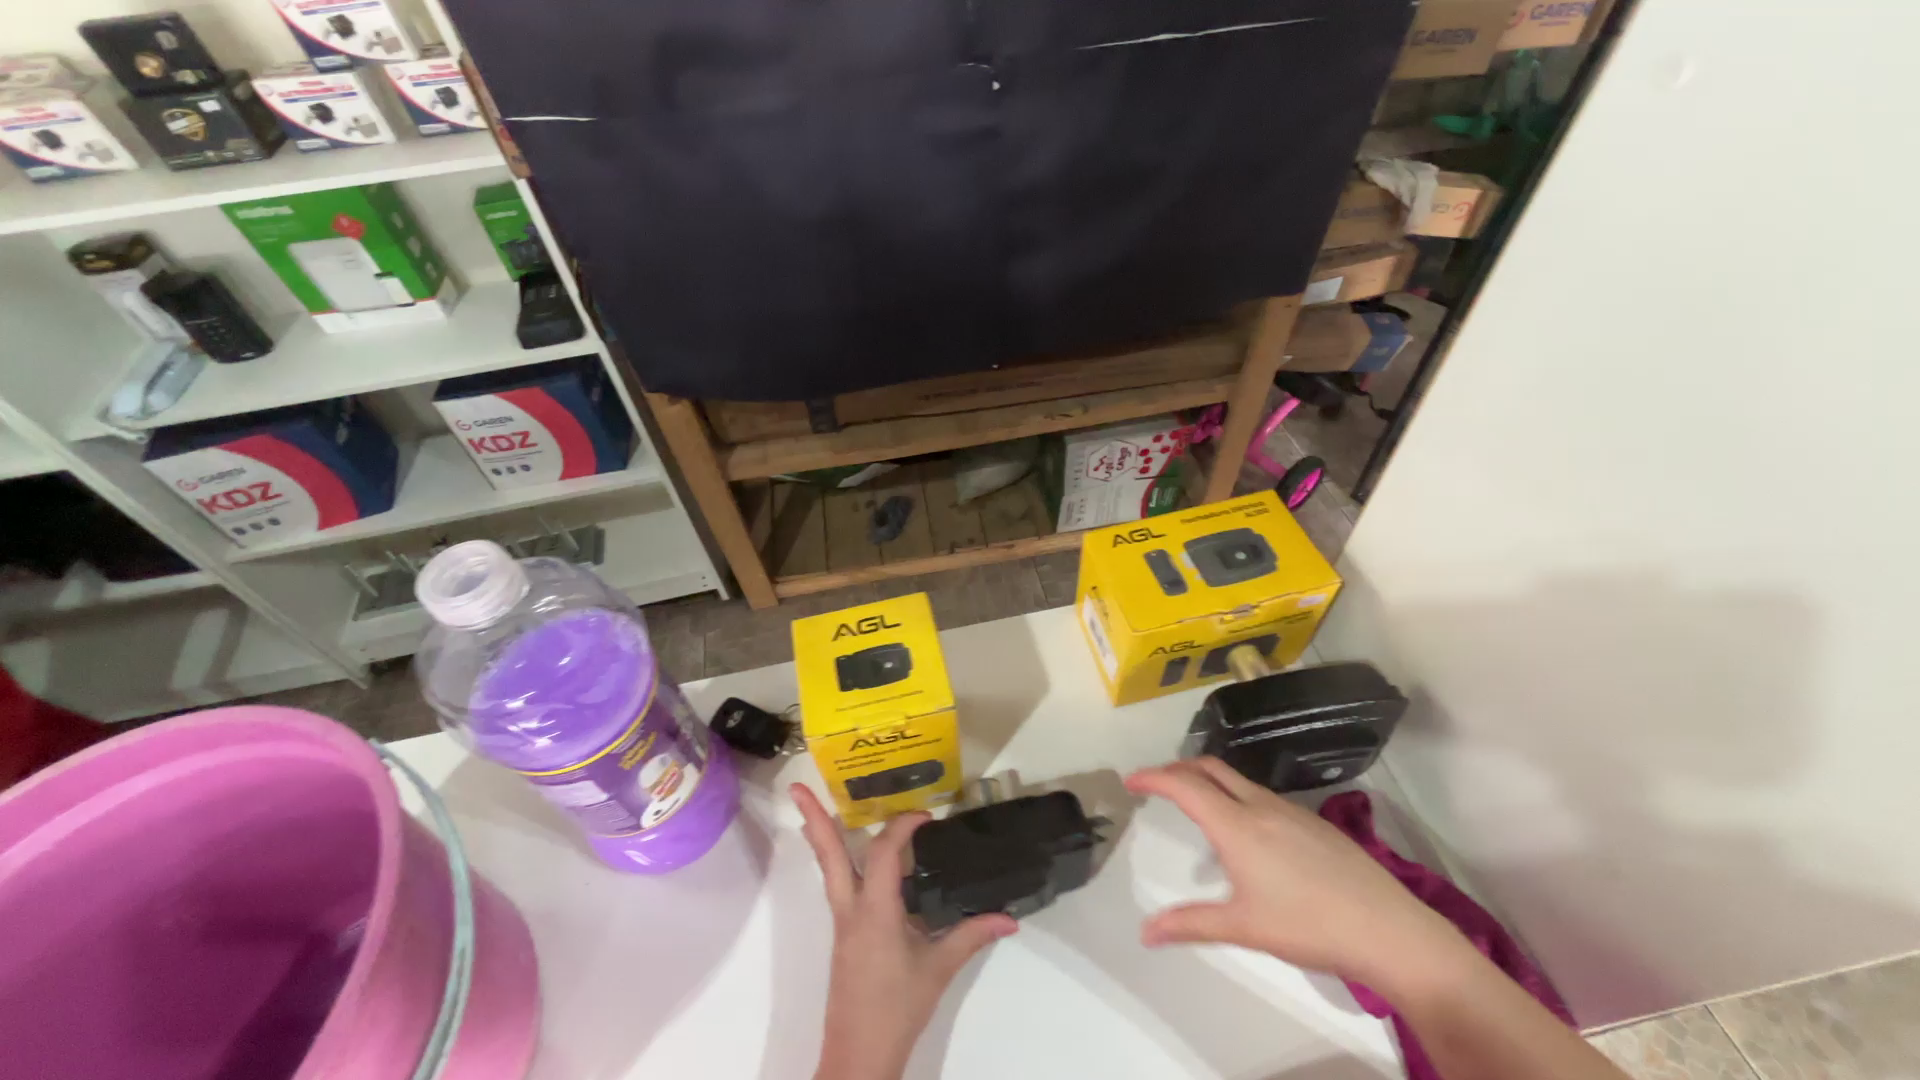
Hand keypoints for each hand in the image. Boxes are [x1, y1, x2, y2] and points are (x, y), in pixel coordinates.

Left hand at [793, 784, 1017, 1079]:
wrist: (859, 1053)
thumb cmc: (898, 1008)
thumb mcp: (939, 969)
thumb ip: (972, 936)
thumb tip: (1010, 918)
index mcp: (875, 911)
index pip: (884, 853)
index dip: (902, 826)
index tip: (925, 815)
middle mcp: (851, 909)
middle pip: (828, 855)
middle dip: (814, 819)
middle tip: (797, 786)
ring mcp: (842, 923)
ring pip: (828, 870)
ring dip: (820, 837)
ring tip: (810, 808)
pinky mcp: (844, 936)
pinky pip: (837, 887)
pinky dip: (839, 863)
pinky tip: (851, 859)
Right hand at [1126, 758, 1475, 991]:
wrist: (1388, 930)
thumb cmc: (1307, 926)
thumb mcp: (1243, 928)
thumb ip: (1191, 924)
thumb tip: (1146, 933)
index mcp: (1237, 826)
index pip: (1185, 786)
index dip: (1153, 778)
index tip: (1131, 780)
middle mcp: (1262, 807)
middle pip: (1211, 769)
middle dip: (1179, 768)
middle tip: (1158, 784)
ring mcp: (1293, 812)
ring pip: (1240, 781)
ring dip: (1210, 782)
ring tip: (1198, 807)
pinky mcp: (1316, 824)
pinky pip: (1265, 797)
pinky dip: (1239, 798)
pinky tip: (1249, 835)